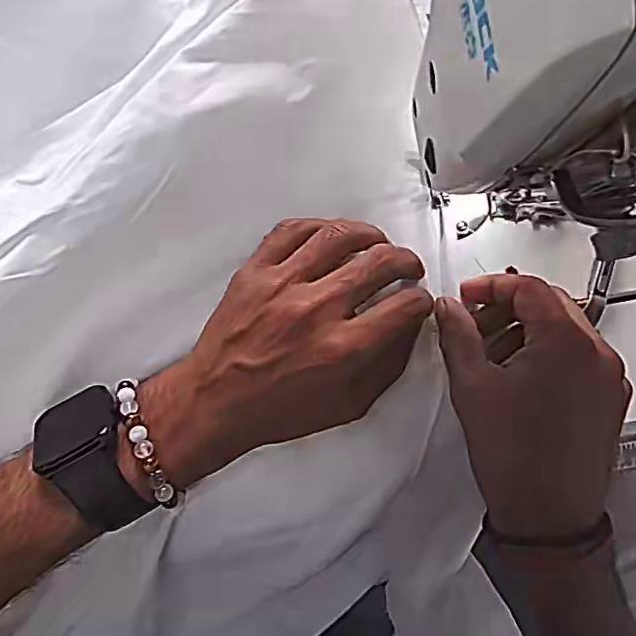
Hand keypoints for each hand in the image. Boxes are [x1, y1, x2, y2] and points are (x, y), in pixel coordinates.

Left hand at [136, 219, 433, 486]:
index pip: (403, 306)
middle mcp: (313, 311)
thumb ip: (386, 367)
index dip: (420, 300)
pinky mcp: (254, 273)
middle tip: (407, 267)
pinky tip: (331, 235)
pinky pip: (291, 231)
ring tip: (377, 243)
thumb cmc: (274, 409)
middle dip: (406, 261)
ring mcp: (281, 286)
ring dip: (370, 235)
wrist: (215, 403)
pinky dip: (319, 226)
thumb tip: (408, 331)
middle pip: (379, 262)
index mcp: (340, 348)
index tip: (417, 299)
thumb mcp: (347, 404)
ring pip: (338, 236)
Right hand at [435, 274, 631, 539]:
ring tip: (491, 354)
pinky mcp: (610, 399)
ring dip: (527, 331)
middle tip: (475, 321)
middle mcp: (597, 354)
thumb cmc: (519, 463)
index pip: (529, 287)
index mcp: (566, 342)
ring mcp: (608, 378)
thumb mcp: (472, 387)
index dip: (491, 286)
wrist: (550, 517)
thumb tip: (449, 311)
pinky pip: (579, 359)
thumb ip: (458, 336)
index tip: (469, 297)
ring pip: (566, 331)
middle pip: (550, 304)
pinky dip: (548, 355)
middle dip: (508, 307)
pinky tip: (517, 377)